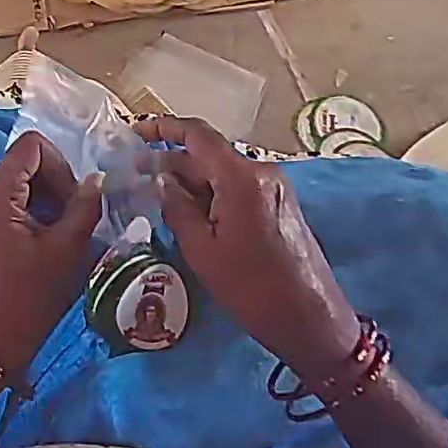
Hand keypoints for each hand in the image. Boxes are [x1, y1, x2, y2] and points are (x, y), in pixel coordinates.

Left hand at [0, 132, 103, 375]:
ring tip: (68, 226)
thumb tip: (96, 181)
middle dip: (58, 180)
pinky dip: (40, 207)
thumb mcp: (67, 247)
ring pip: (25, 179)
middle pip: (27, 160)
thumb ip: (85, 206)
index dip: (60, 163)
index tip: (73, 196)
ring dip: (52, 195)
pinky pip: (18, 198)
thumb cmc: (32, 294)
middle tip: (76, 212)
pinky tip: (54, 234)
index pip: (32, 146)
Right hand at [137, 117, 360, 382]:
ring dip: (190, 180)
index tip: (137, 132)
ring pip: (222, 172)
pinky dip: (210, 193)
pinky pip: (237, 187)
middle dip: (171, 162)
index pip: (198, 136)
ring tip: (156, 195)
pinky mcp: (278, 204)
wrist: (311, 320)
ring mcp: (273, 187)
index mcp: (241, 177)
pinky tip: (189, 211)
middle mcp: (260, 172)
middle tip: (136, 174)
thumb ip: (177, 207)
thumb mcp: (202, 249)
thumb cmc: (252, 288)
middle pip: (209, 155)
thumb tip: (162, 180)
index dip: (164, 128)